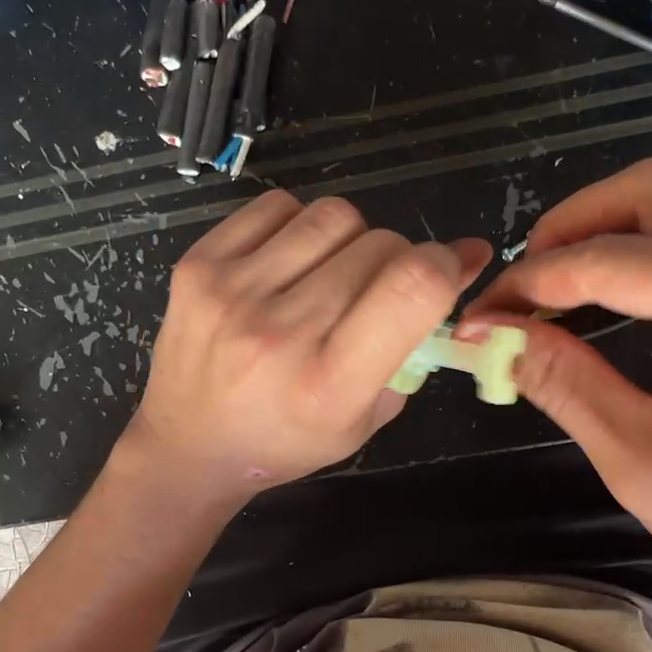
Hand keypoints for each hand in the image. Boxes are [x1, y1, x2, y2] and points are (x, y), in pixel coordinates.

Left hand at [123, 190, 489, 504]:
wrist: (187, 446)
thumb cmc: (283, 440)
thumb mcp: (363, 420)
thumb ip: (415, 345)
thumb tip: (465, 255)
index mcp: (329, 384)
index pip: (413, 286)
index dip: (444, 264)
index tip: (442, 271)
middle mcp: (280, 334)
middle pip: (379, 244)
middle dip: (394, 260)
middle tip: (371, 293)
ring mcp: (231, 294)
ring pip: (332, 215)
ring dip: (346, 240)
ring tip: (326, 277)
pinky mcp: (197, 266)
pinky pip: (277, 206)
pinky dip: (295, 225)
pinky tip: (285, 263)